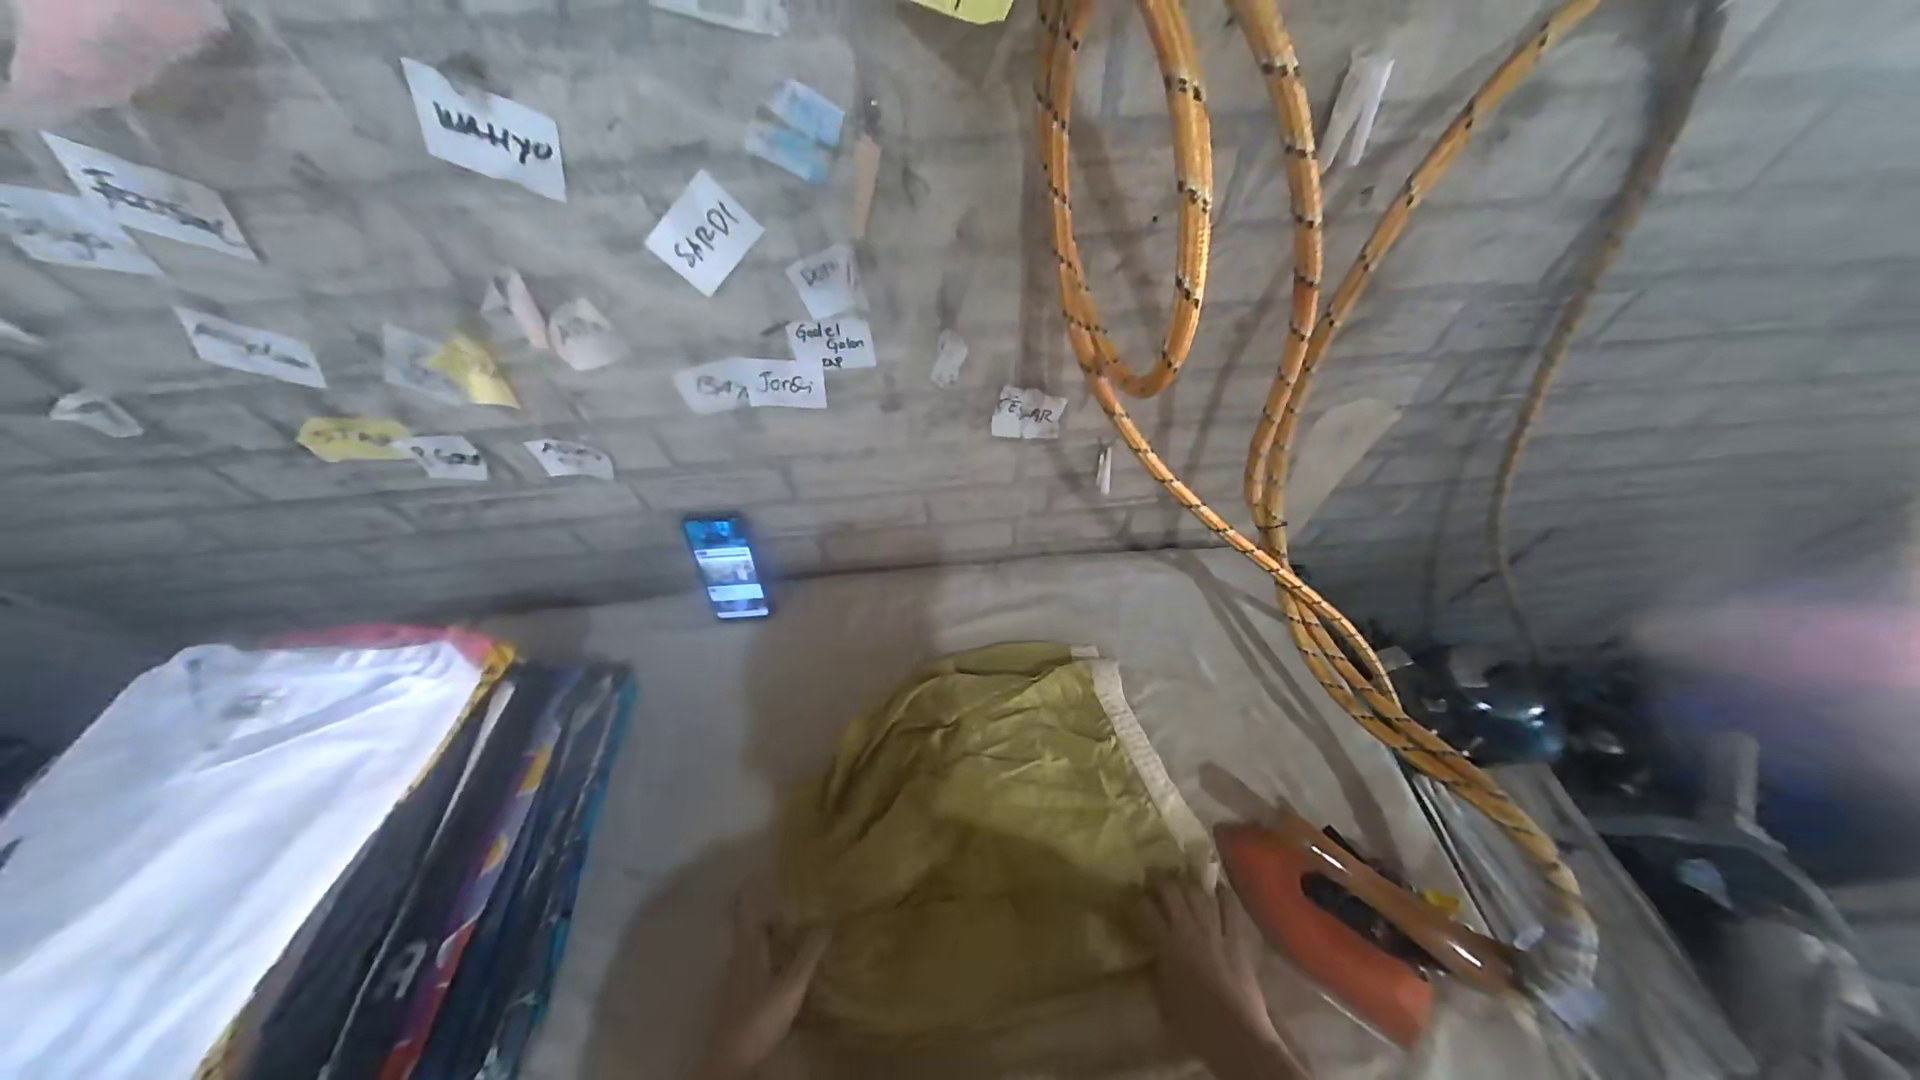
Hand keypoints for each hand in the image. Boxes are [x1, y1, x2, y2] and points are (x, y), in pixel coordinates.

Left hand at [692, 888, 832, 1079]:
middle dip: (776, 916)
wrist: (730, 1068)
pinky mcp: (744, 1005)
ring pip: (761, 954)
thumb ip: (809, 953)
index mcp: (746, 950)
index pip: (744, 910)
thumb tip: (829, 918)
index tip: (765, 868)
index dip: (751, 888)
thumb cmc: (756, 1019)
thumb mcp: (790, 985)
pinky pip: (763, 975)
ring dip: (779, 943)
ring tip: (806, 936)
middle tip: (803, 903)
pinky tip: (798, 976)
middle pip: (756, 931)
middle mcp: (739, 961)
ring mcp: (739, 985)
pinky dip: (779, 968)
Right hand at [1135, 874, 1306, 1079]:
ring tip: (1181, 876)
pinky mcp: (1236, 939)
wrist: (1237, 1036)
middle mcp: (1188, 930)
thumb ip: (1158, 967)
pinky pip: (1230, 908)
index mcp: (1167, 945)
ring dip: (1188, 882)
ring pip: (1198, 894)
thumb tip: (1155, 953)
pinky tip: (1217, 886)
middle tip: (1154, 876)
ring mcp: (1214, 931)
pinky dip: (1223, 894)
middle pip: (1171, 891)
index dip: (1136, 898)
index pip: (1145, 909)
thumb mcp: (1165, 995)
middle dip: (1160, 879)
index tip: (1131, 895)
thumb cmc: (1196, 1023)